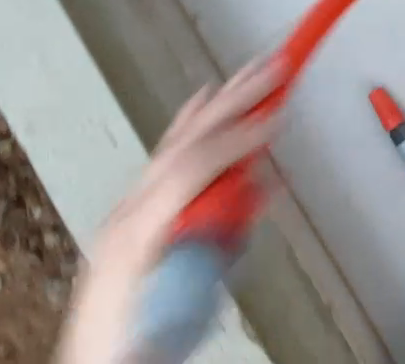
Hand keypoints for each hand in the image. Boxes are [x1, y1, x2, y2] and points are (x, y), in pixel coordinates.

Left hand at [57, 56, 286, 362]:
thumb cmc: (135, 350)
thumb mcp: (183, 308)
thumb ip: (217, 250)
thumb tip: (255, 194)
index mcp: (139, 234)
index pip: (193, 167)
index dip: (238, 140)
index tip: (277, 120)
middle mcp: (129, 211)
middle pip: (189, 140)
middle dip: (236, 101)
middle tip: (276, 69)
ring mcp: (127, 210)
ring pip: (179, 140)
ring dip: (223, 103)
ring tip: (254, 72)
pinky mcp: (132, 215)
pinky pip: (168, 153)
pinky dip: (193, 121)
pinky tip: (207, 99)